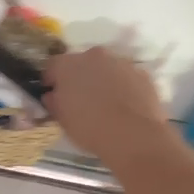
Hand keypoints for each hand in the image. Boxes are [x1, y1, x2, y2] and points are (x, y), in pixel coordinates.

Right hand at [43, 47, 173, 157]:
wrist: (134, 137)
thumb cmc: (90, 128)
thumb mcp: (61, 119)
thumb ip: (53, 101)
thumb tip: (52, 95)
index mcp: (68, 64)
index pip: (52, 66)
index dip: (51, 81)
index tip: (53, 94)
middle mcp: (93, 56)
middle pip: (81, 63)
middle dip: (78, 77)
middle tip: (80, 99)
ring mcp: (120, 63)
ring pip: (105, 68)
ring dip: (102, 80)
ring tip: (105, 103)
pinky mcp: (142, 74)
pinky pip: (126, 77)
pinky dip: (123, 86)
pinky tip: (124, 106)